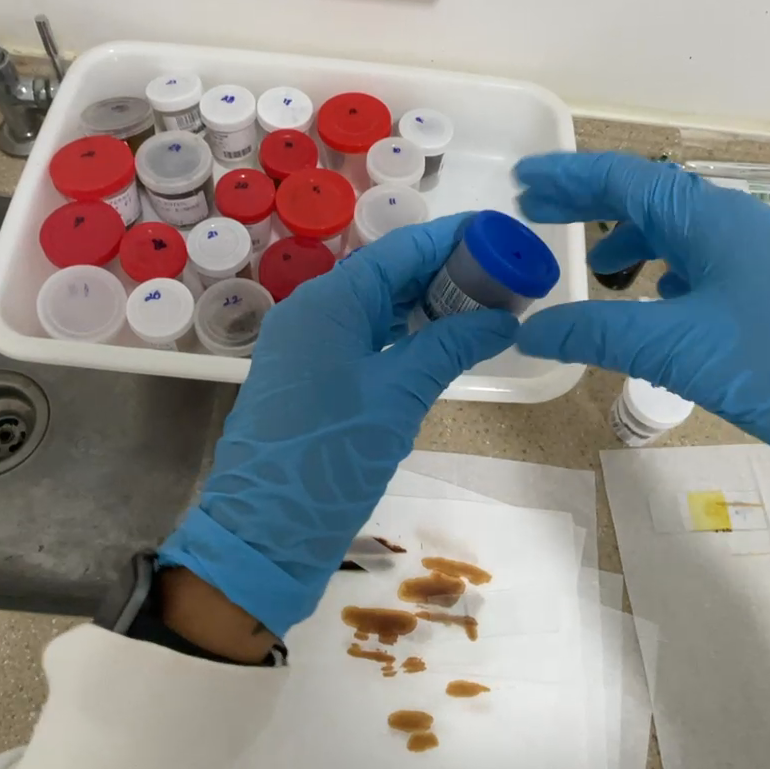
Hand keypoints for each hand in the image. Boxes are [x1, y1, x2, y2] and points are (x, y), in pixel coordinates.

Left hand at [156, 215, 517, 634]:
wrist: (264, 534)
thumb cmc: (330, 457)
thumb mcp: (399, 396)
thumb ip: (450, 347)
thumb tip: (504, 318)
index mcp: (328, 301)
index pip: (400, 249)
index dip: (452, 238)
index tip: (500, 234)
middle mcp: (312, 311)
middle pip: (387, 273)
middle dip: (445, 270)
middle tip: (502, 274)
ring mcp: (307, 345)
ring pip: (375, 307)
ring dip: (425, 303)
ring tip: (482, 305)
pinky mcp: (310, 376)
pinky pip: (363, 337)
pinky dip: (402, 334)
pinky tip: (439, 340)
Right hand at [513, 153, 769, 506]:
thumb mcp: (679, 349)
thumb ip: (599, 334)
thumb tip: (529, 330)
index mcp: (714, 221)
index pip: (626, 181)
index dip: (571, 177)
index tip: (524, 179)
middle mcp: (739, 229)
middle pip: (652, 202)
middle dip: (594, 205)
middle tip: (542, 215)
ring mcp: (765, 264)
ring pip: (683, 237)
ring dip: (633, 242)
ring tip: (597, 267)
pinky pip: (708, 270)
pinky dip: (669, 277)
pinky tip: (664, 303)